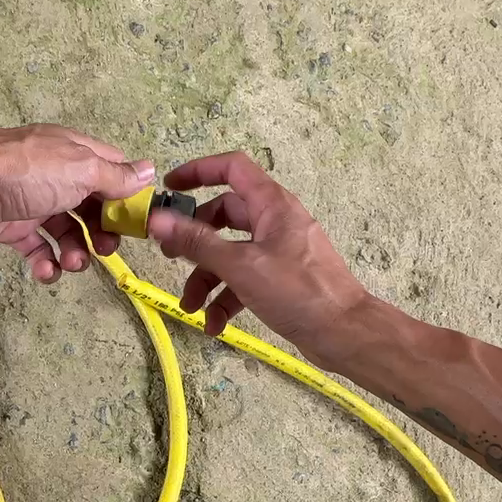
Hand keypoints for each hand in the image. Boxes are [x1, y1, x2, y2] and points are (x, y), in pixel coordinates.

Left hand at [0, 125, 154, 281]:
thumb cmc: (26, 172)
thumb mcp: (79, 168)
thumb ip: (115, 176)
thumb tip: (148, 171)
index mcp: (77, 155)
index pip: (115, 175)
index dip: (128, 199)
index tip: (136, 225)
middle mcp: (59, 177)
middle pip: (94, 209)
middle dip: (104, 233)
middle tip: (106, 250)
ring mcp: (36, 204)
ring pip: (70, 233)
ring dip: (77, 253)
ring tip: (72, 263)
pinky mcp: (15, 229)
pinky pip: (40, 250)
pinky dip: (47, 264)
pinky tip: (45, 271)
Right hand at [146, 152, 372, 360]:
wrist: (343, 333)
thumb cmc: (297, 291)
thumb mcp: (241, 265)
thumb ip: (197, 243)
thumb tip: (157, 220)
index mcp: (272, 205)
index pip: (232, 169)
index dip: (199, 171)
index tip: (169, 187)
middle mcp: (275, 223)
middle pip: (224, 218)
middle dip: (195, 241)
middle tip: (169, 256)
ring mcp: (278, 253)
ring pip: (231, 255)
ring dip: (207, 280)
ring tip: (190, 307)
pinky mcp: (280, 281)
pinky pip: (245, 281)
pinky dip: (227, 300)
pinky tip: (215, 325)